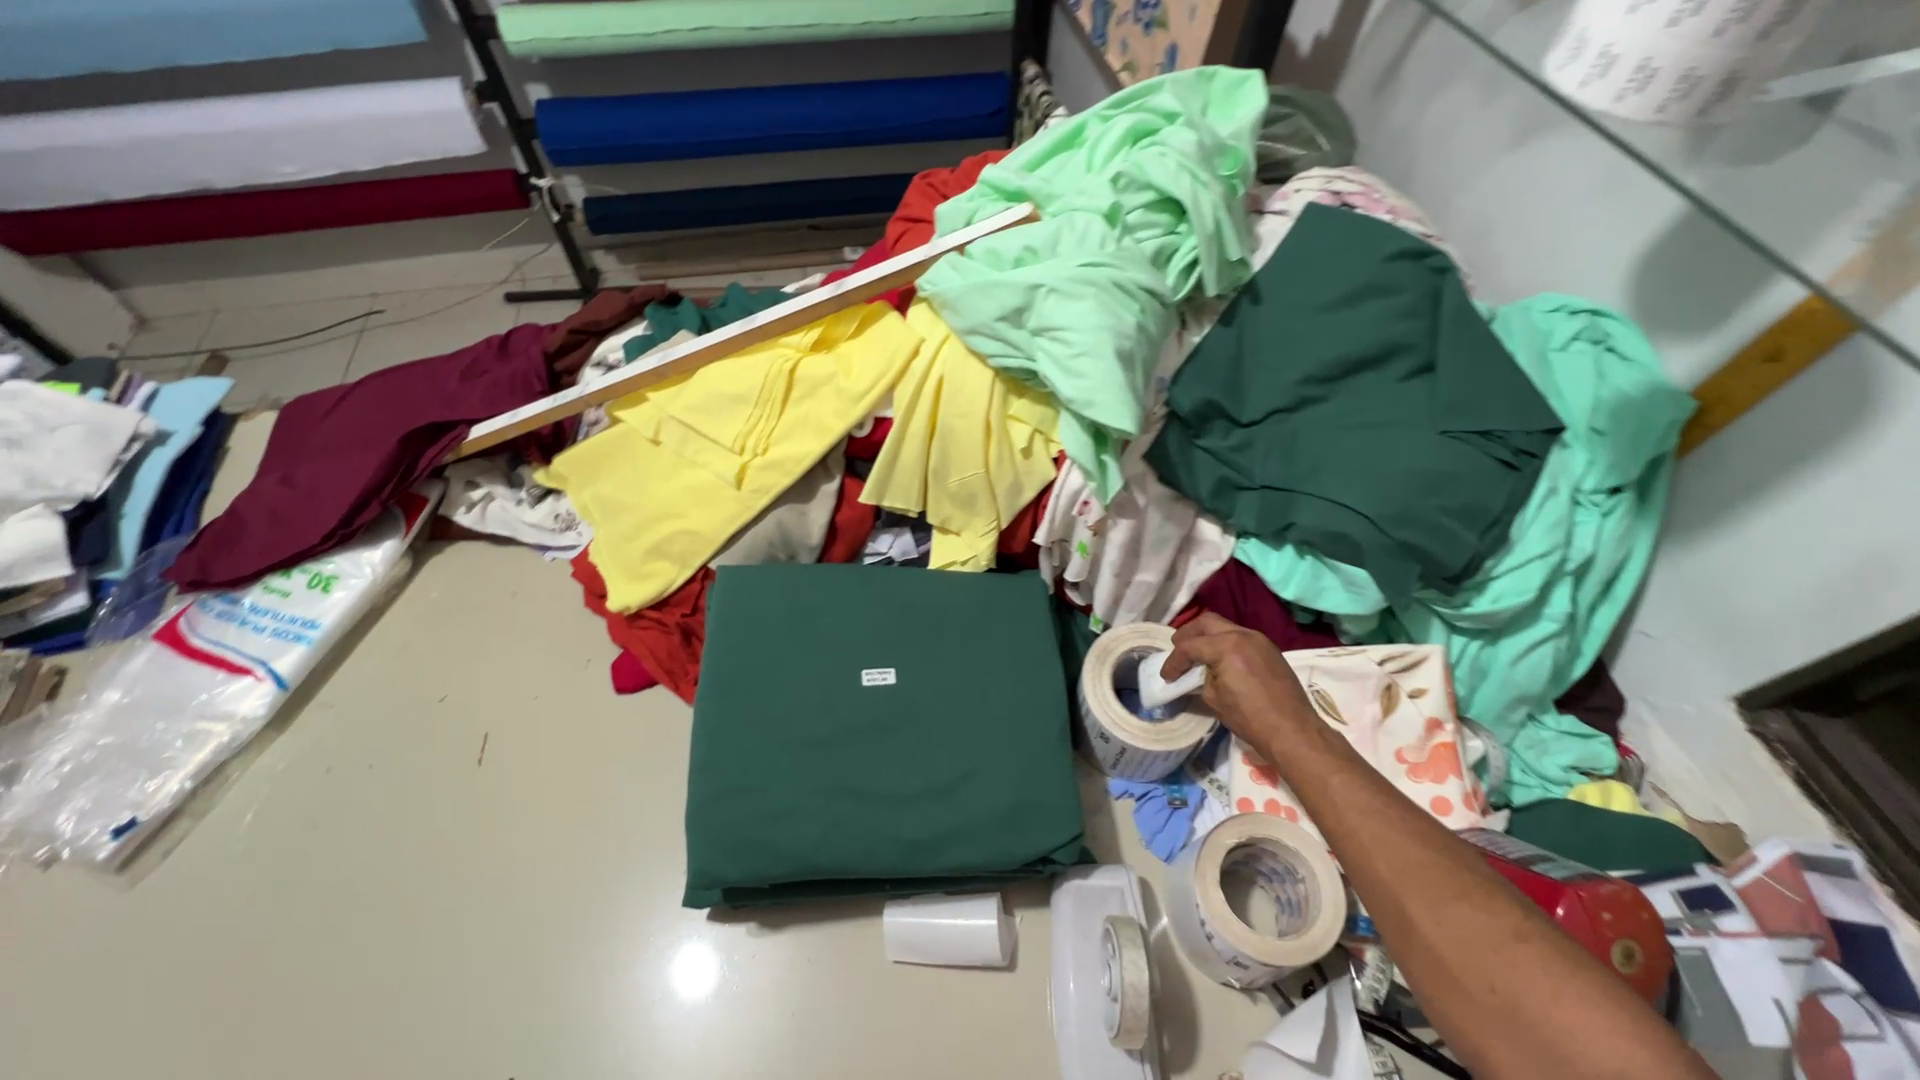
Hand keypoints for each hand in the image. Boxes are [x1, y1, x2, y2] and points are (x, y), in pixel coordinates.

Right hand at [1162, 612, 1318, 759]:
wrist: (1292, 730)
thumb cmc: (1249, 717)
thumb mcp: (1214, 699)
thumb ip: (1202, 679)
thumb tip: (1199, 675)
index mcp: (1226, 646)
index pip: (1190, 647)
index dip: (1174, 661)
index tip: (1166, 677)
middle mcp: (1244, 635)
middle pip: (1207, 623)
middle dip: (1188, 635)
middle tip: (1177, 648)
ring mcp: (1260, 640)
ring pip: (1226, 627)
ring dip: (1208, 637)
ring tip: (1197, 655)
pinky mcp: (1270, 650)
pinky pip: (1241, 638)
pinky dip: (1225, 644)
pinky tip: (1220, 661)